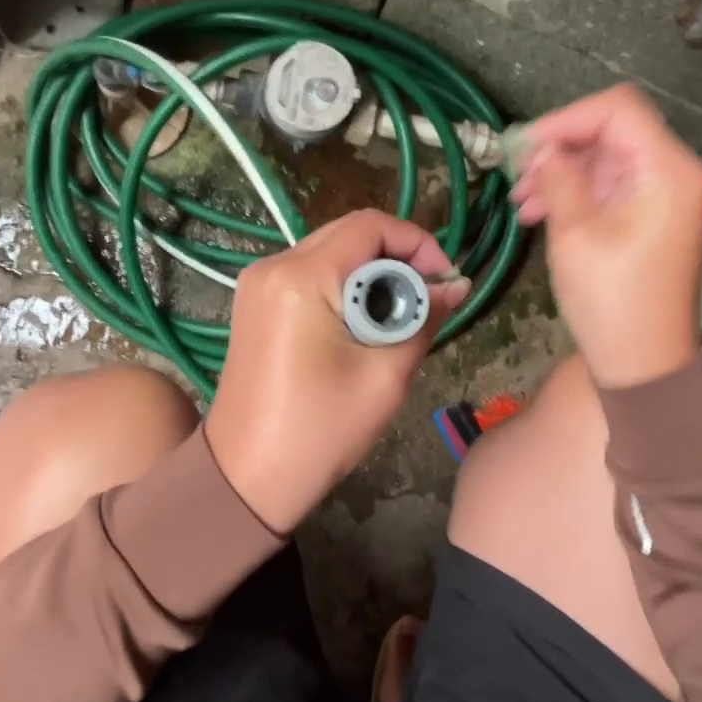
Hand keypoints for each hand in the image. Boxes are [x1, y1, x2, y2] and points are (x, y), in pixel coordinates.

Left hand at [205, 210, 470, 532]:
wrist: (246, 476)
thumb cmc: (319, 431)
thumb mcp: (384, 376)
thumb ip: (422, 318)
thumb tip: (455, 284)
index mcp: (302, 277)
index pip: (371, 225)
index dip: (417, 241)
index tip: (443, 280)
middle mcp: (273, 265)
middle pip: (348, 233)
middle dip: (396, 257)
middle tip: (428, 298)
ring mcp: (257, 283)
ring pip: (330, 252)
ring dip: (371, 272)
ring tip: (400, 315)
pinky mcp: (255, 302)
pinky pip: (309, 273)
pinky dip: (343, 285)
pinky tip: (364, 322)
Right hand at [509, 84, 701, 387]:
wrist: (643, 363)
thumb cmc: (610, 301)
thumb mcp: (574, 233)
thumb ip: (559, 177)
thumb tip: (542, 147)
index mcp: (669, 171)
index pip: (617, 110)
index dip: (564, 120)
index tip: (522, 147)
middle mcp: (678, 174)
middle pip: (613, 132)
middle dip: (560, 149)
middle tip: (516, 178)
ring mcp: (670, 197)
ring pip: (608, 159)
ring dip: (562, 172)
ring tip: (521, 202)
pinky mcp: (657, 217)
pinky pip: (614, 187)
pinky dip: (578, 192)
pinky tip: (540, 213)